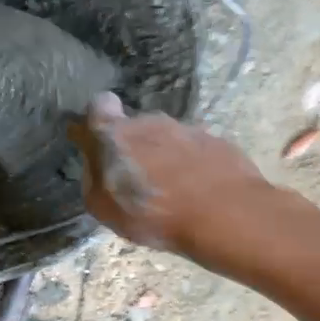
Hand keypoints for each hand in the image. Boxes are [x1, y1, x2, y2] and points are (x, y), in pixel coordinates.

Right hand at [67, 93, 271, 256]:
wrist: (226, 215)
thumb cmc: (152, 213)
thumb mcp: (102, 206)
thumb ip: (93, 177)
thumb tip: (97, 164)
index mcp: (114, 134)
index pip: (97, 105)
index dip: (94, 120)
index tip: (95, 141)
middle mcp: (148, 122)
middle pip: (133, 126)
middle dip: (130, 146)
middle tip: (134, 179)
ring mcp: (186, 128)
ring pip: (164, 138)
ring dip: (161, 157)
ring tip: (169, 190)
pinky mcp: (216, 140)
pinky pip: (192, 150)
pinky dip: (189, 165)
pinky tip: (195, 191)